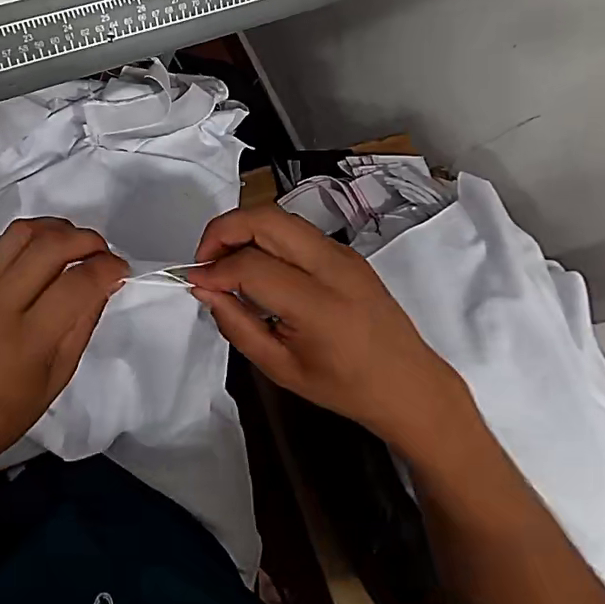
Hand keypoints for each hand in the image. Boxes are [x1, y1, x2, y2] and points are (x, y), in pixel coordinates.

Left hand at [0, 218, 126, 505]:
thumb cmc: (12, 408)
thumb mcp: (61, 374)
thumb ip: (84, 322)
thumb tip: (107, 280)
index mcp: (28, 340)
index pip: (76, 284)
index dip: (107, 267)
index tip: (121, 268)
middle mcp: (0, 306)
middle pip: (50, 247)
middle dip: (87, 240)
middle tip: (103, 253)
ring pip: (24, 233)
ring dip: (58, 229)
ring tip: (76, 245)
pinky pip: (4, 242)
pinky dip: (33, 234)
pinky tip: (48, 248)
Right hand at [185, 206, 464, 442]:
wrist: (410, 385)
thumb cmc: (345, 387)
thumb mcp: (281, 368)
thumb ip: (237, 325)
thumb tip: (205, 290)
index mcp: (318, 305)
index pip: (250, 266)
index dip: (214, 270)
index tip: (194, 282)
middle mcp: (332, 267)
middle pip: (265, 219)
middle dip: (223, 230)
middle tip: (204, 258)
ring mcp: (342, 253)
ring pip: (279, 216)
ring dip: (243, 228)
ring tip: (224, 260)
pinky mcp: (346, 251)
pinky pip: (295, 229)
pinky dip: (264, 235)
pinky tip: (254, 263)